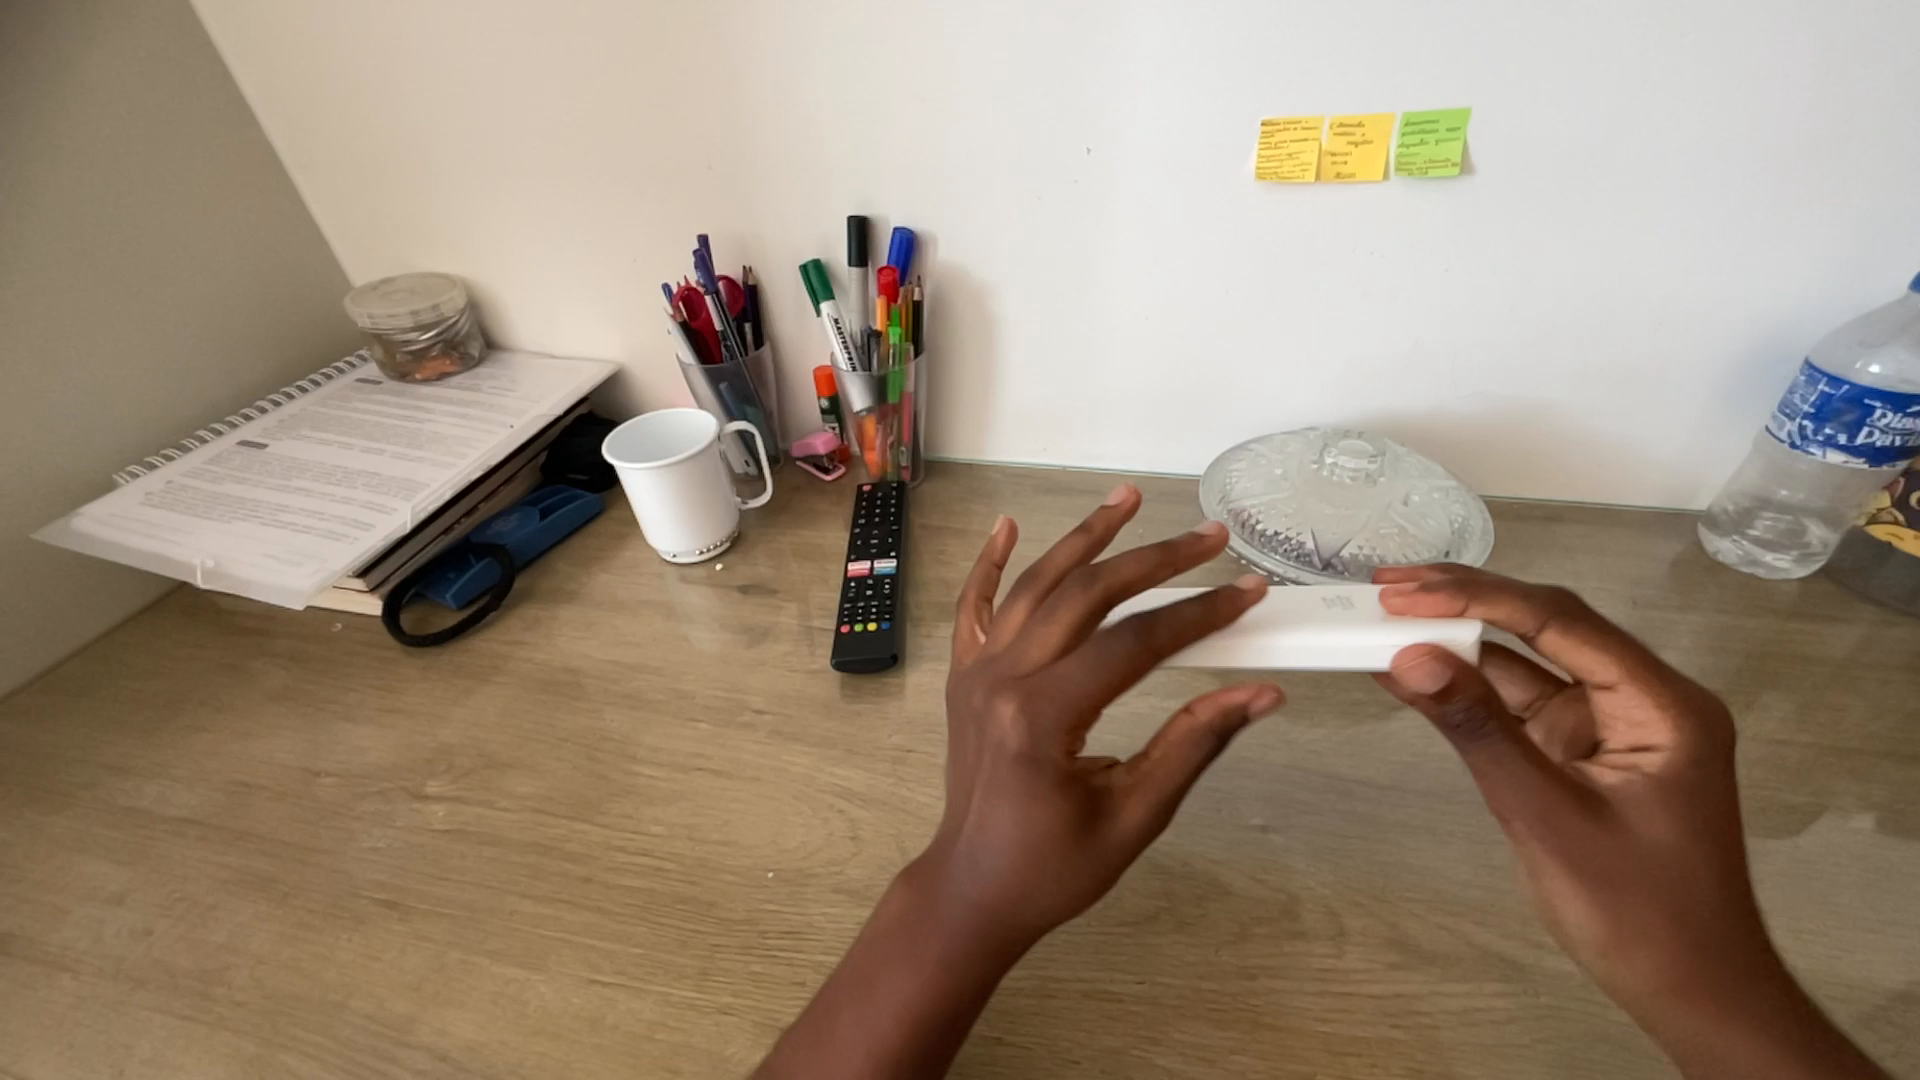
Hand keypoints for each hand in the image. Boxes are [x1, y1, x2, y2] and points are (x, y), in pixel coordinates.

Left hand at [920, 483, 1282, 948]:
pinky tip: (1008, 525)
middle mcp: (1002, 676)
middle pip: (1085, 596)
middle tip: (1208, 536)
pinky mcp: (962, 674)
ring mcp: (975, 670)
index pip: (1133, 644)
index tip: (1248, 593)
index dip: (1196, 615)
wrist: (972, 887)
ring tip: (1126, 498)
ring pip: (1033, 585)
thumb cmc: (1052, 868)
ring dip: (1082, 538)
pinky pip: (973, 606)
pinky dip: (990, 564)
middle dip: (1152, 561)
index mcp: (1042, 715)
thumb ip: (1193, 744)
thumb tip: (1262, 693)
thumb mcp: (1134, 817)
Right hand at [1375, 564, 1888, 1078]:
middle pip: (1540, 623)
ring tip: (1381, 613)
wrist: (1683, 987)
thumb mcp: (1545, 815)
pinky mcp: (1566, 742)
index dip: (1475, 599)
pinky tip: (1401, 666)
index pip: (1560, 622)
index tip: (1400, 595)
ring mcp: (1598, 718)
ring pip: (1517, 656)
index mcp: (1659, 703)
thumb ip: (1477, 729)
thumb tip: (1405, 657)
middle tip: (1384, 586)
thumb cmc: (1633, 908)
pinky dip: (1453, 681)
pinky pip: (1504, 697)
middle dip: (1461, 599)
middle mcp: (1632, 695)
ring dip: (1450, 635)